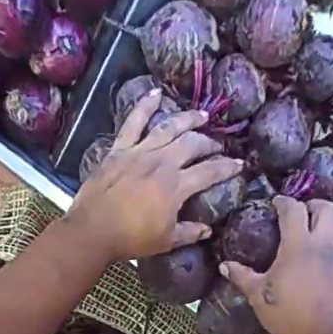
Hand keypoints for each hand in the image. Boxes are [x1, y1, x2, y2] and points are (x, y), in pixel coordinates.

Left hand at [62, 92, 242, 261]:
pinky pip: (133, 122)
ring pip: (169, 127)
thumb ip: (190, 232)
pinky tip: (155, 93)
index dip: (227, 168)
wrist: (93, 230)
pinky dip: (145, 105)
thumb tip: (208, 229)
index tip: (239, 165)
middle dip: (209, 143)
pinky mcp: (120, 149)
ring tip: (201, 115)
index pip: (210, 171)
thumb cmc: (132, 238)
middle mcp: (162, 162)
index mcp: (177, 185)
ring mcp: (140, 152)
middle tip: (216, 146)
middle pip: (193, 143)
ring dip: (188, 118)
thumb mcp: (167, 240)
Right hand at [222, 196, 332, 333]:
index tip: (276, 203)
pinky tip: (320, 257)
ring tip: (313, 231)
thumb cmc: (287, 315)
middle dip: (314, 204)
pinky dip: (332, 244)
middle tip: (301, 212)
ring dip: (327, 222)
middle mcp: (322, 245)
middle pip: (328, 208)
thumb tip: (225, 265)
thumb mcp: (257, 295)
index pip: (294, 210)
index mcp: (298, 245)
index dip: (284, 201)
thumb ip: (242, 276)